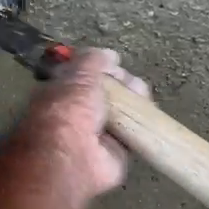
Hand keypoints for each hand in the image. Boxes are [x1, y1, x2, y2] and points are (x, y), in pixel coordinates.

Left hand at [15, 48, 149, 208]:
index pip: (82, 74)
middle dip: (121, 84)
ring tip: (142, 94)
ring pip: (119, 111)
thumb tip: (109, 54)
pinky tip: (150, 113)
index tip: (115, 62)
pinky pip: (131, 133)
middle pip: (104, 92)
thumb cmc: (70, 107)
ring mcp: (95, 132)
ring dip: (133, 101)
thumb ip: (92, 61)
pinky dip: (141, 123)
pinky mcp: (115, 151)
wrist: (75, 154)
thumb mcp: (79, 74)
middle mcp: (76, 110)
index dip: (100, 67)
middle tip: (133, 82)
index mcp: (59, 91)